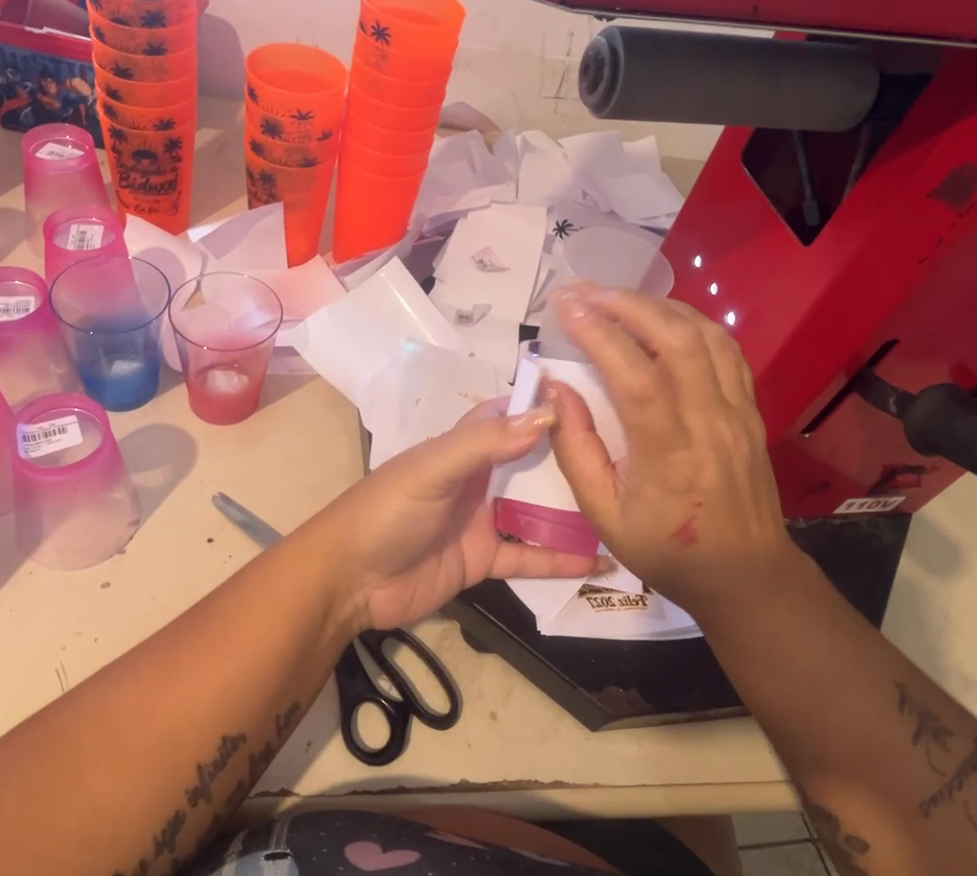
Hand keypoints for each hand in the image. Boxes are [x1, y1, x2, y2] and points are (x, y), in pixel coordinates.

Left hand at [306, 401, 601, 631]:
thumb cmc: (386, 512)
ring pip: (535, 509)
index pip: (506, 416)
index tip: (593, 395)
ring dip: (572, 509)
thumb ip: (484, 444)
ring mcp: (481, 521)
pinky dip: (561, 560)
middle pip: (529, 462)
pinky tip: (601, 561)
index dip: (541, 405)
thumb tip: (546, 415)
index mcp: (459, 449)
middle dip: (569, 456)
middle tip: (628, 450)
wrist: (349, 581)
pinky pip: (529, 556)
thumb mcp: (431, 470)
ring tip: (623, 501)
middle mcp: (475, 480)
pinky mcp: (483, 561)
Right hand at [547, 284, 804, 614]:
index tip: (566, 308)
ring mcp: (738, 412)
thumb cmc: (666, 550)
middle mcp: (709, 423)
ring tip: (617, 297)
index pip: (636, 378)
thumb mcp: (604, 515)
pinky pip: (726, 349)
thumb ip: (576, 450)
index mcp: (669, 456)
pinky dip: (691, 322)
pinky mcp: (750, 410)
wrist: (746, 574)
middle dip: (627, 304)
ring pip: (706, 336)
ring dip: (659, 306)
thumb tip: (555, 389)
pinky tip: (662, 318)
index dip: (600, 335)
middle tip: (584, 291)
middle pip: (676, 341)